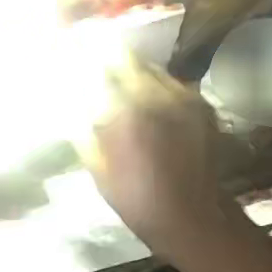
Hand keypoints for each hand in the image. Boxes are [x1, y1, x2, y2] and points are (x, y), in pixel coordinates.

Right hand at [84, 62, 247, 264]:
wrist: (194, 217)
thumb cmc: (137, 199)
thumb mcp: (98, 168)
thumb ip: (82, 131)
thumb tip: (69, 107)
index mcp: (128, 110)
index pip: (100, 67)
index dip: (85, 58)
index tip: (72, 54)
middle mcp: (159, 95)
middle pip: (129, 60)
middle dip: (109, 59)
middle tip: (92, 61)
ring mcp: (185, 98)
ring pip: (153, 69)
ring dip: (133, 70)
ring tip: (116, 78)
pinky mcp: (202, 107)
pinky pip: (172, 84)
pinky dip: (154, 85)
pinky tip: (144, 99)